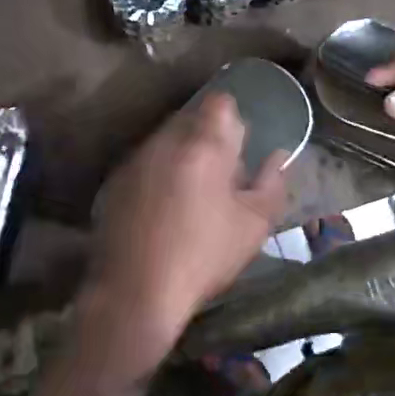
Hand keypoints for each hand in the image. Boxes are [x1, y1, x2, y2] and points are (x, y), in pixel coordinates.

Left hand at [88, 93, 289, 334]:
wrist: (134, 293)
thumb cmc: (203, 256)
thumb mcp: (253, 225)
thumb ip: (272, 183)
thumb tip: (278, 156)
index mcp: (203, 145)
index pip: (221, 102)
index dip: (233, 120)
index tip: (239, 148)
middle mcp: (166, 140)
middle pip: (192, 118)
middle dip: (208, 138)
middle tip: (221, 176)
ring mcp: (136, 159)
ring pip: (167, 139)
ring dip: (182, 155)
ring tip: (192, 195)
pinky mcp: (116, 180)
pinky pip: (146, 161)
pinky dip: (158, 173)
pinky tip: (162, 209)